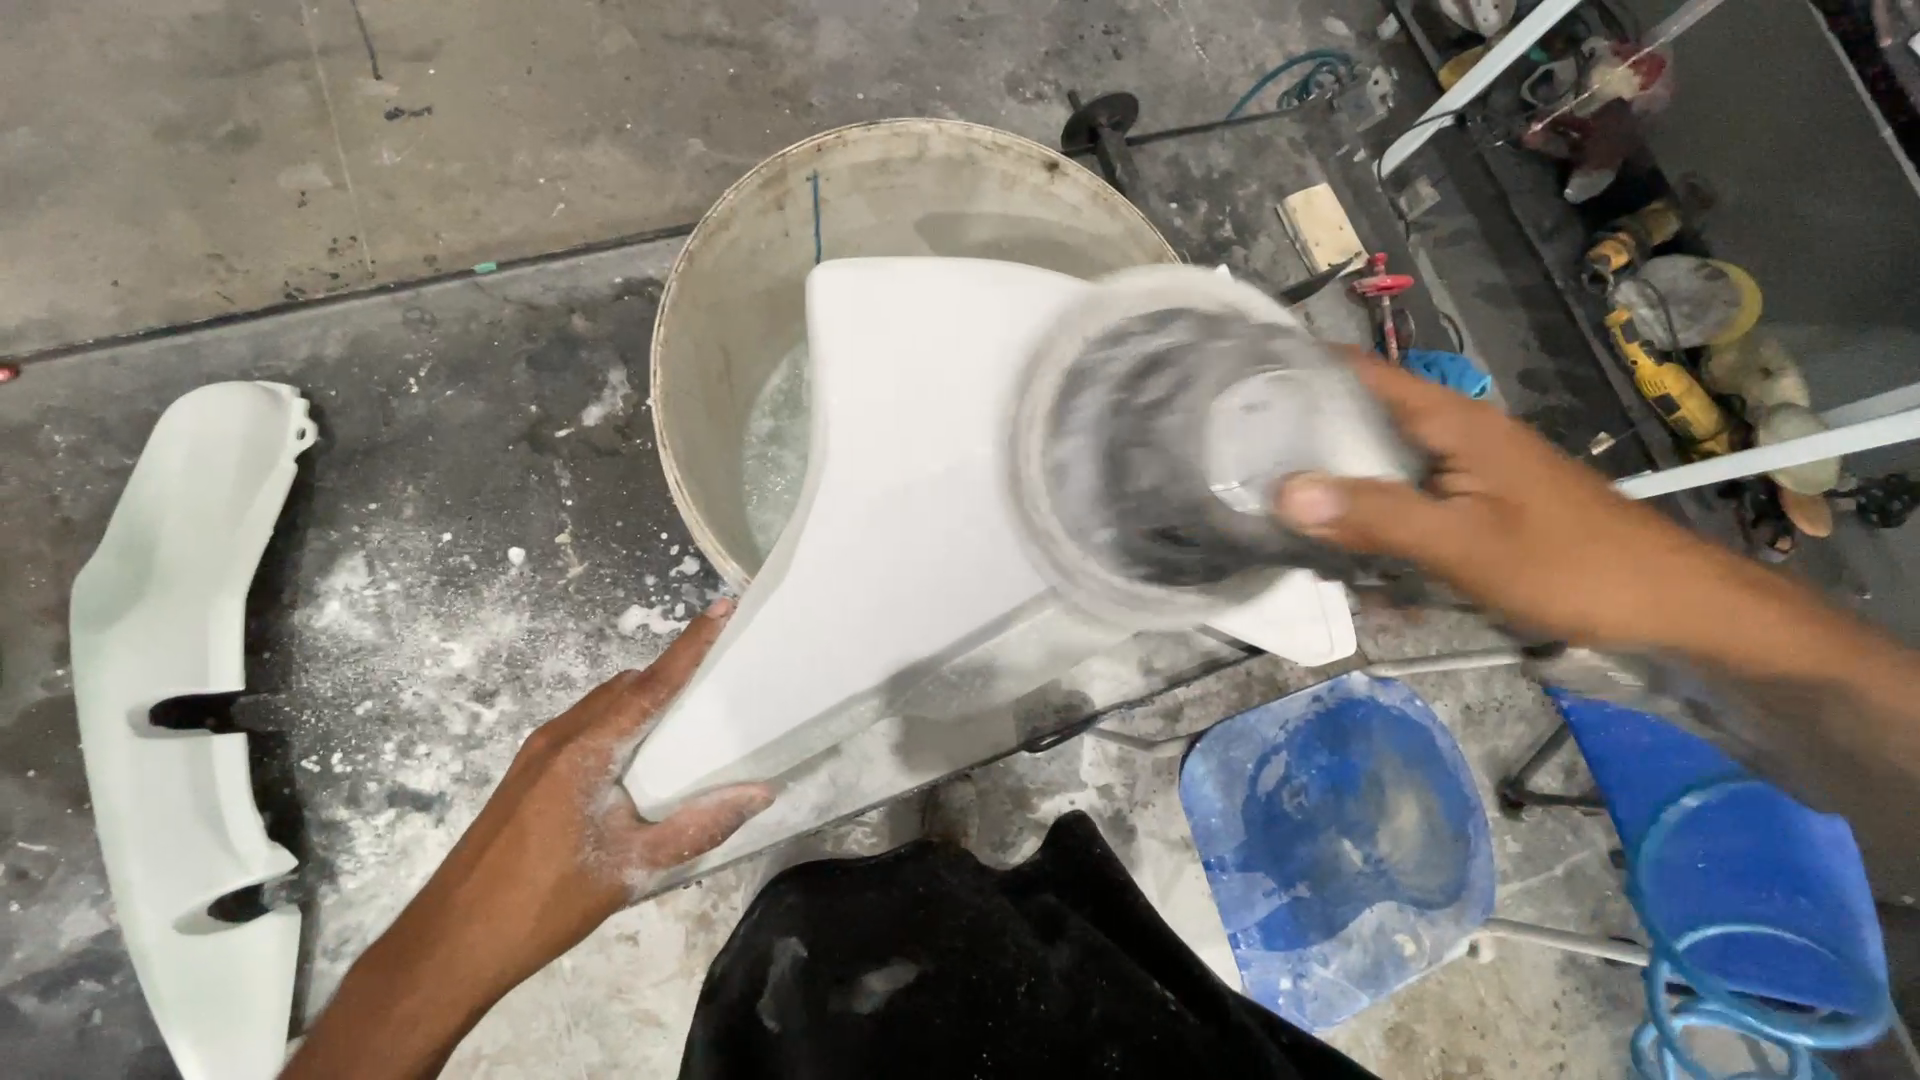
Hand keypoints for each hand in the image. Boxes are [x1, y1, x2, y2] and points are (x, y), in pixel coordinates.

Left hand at [284, 599, 771, 1079]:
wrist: (448, 946)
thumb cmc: (544, 904)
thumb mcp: (633, 870)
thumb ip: (701, 826)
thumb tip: (762, 793)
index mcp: (587, 752)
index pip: (652, 685)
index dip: (691, 645)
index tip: (723, 607)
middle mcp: (560, 737)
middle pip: (627, 685)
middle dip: (673, 669)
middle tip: (720, 672)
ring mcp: (537, 753)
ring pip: (603, 703)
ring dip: (645, 695)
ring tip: (688, 713)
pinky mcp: (527, 773)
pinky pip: (586, 724)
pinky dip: (621, 719)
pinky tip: (638, 756)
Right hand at [1271, 353, 1781, 655]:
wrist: (1669, 602)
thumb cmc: (1569, 565)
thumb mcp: (1463, 544)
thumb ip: (1376, 515)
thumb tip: (1284, 492)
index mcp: (1454, 422)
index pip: (1365, 372)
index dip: (1305, 367)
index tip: (1243, 380)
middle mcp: (1456, 432)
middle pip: (1364, 412)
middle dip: (1302, 425)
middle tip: (1236, 446)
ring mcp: (1466, 466)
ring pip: (1380, 454)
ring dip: (1331, 469)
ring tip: (1267, 486)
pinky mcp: (1474, 498)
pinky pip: (1402, 488)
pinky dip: (1365, 502)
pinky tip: (1337, 531)